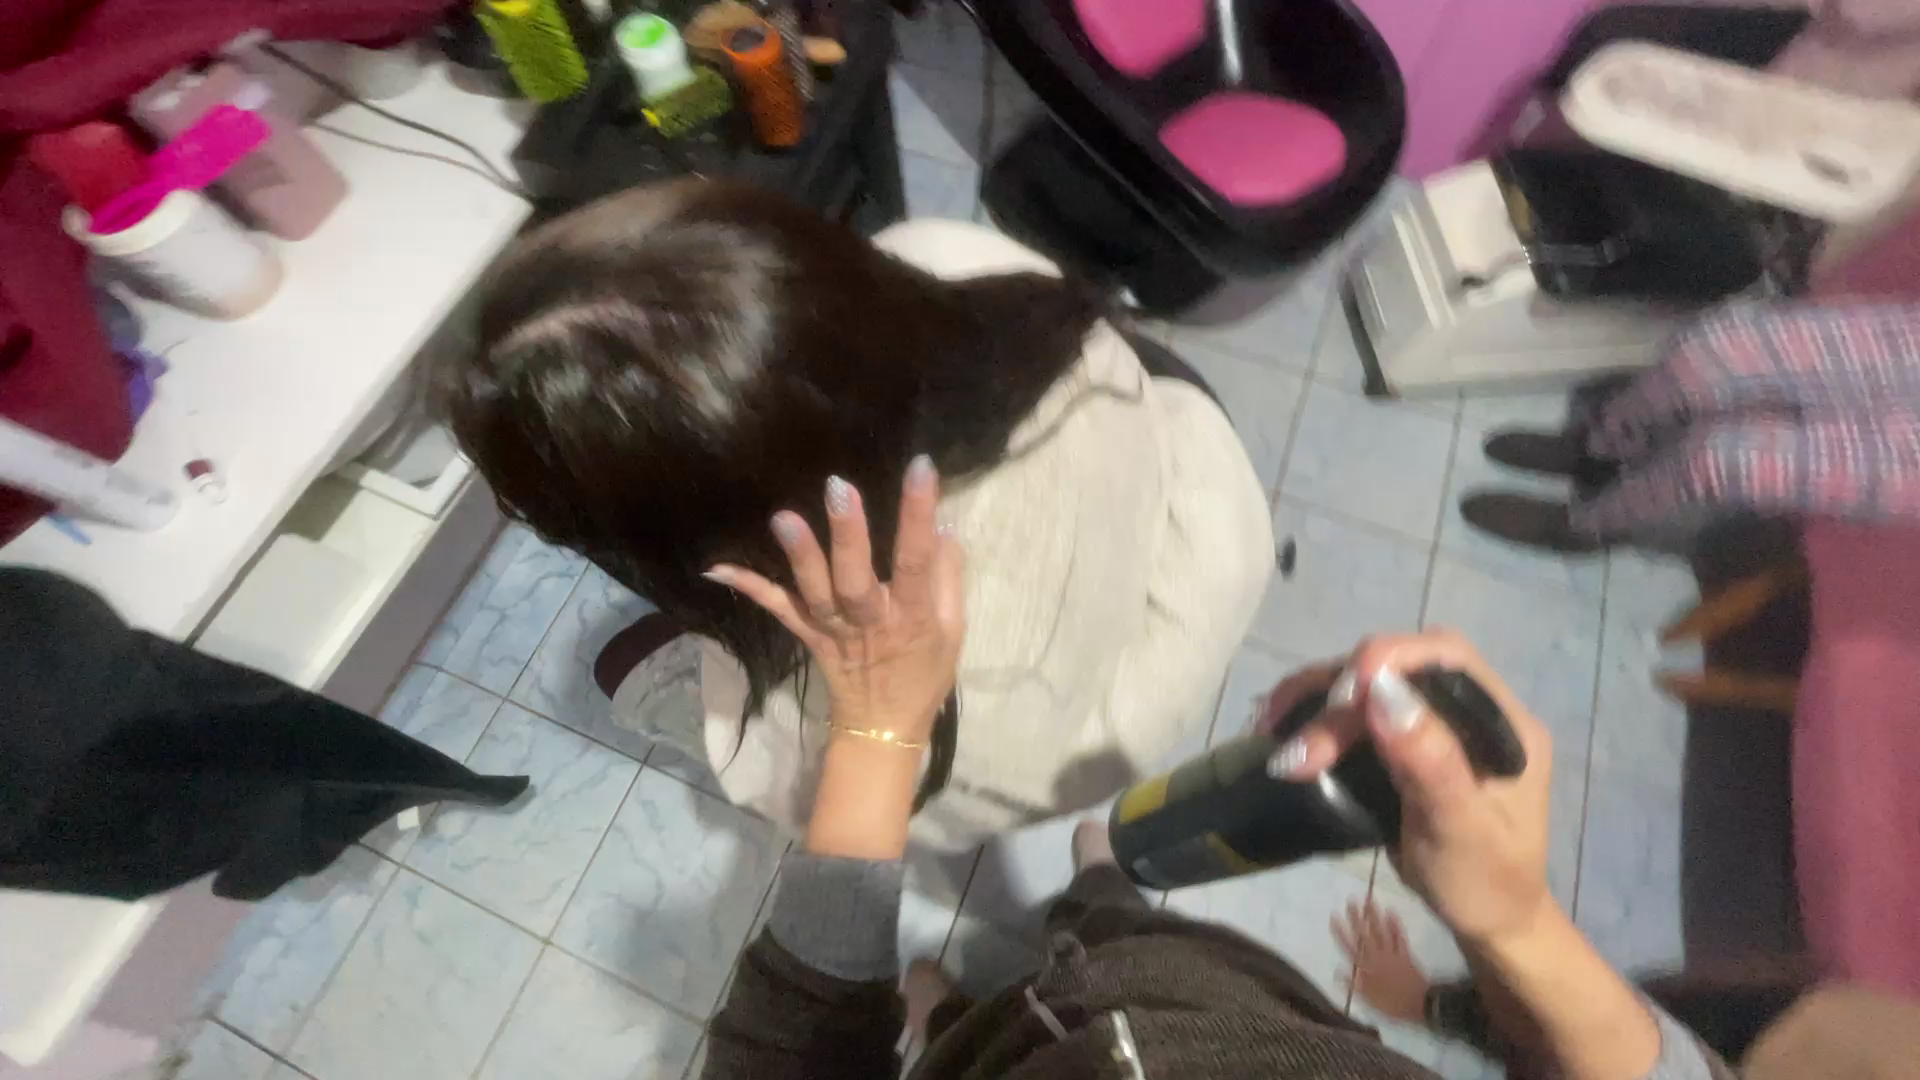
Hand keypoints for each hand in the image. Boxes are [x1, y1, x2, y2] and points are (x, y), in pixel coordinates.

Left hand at [707, 455, 965, 745]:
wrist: (884, 727)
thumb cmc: (924, 673)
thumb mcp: (953, 631)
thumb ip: (949, 580)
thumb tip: (944, 529)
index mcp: (911, 616)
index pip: (916, 562)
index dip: (919, 515)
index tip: (920, 468)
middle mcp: (870, 622)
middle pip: (855, 580)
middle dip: (848, 535)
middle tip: (839, 488)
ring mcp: (833, 631)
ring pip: (814, 595)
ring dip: (799, 557)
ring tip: (783, 518)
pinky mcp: (807, 636)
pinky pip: (778, 610)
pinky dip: (749, 588)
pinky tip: (717, 568)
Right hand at [1273, 630, 1555, 946]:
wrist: (1483, 919)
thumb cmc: (1482, 883)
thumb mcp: (1460, 832)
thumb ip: (1430, 762)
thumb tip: (1384, 692)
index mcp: (1503, 723)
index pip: (1446, 656)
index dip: (1391, 658)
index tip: (1343, 695)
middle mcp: (1465, 708)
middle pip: (1390, 669)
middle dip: (1339, 699)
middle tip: (1303, 753)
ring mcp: (1427, 719)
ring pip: (1359, 683)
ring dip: (1313, 703)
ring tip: (1275, 735)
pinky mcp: (1394, 734)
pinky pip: (1345, 706)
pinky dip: (1308, 712)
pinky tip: (1281, 731)